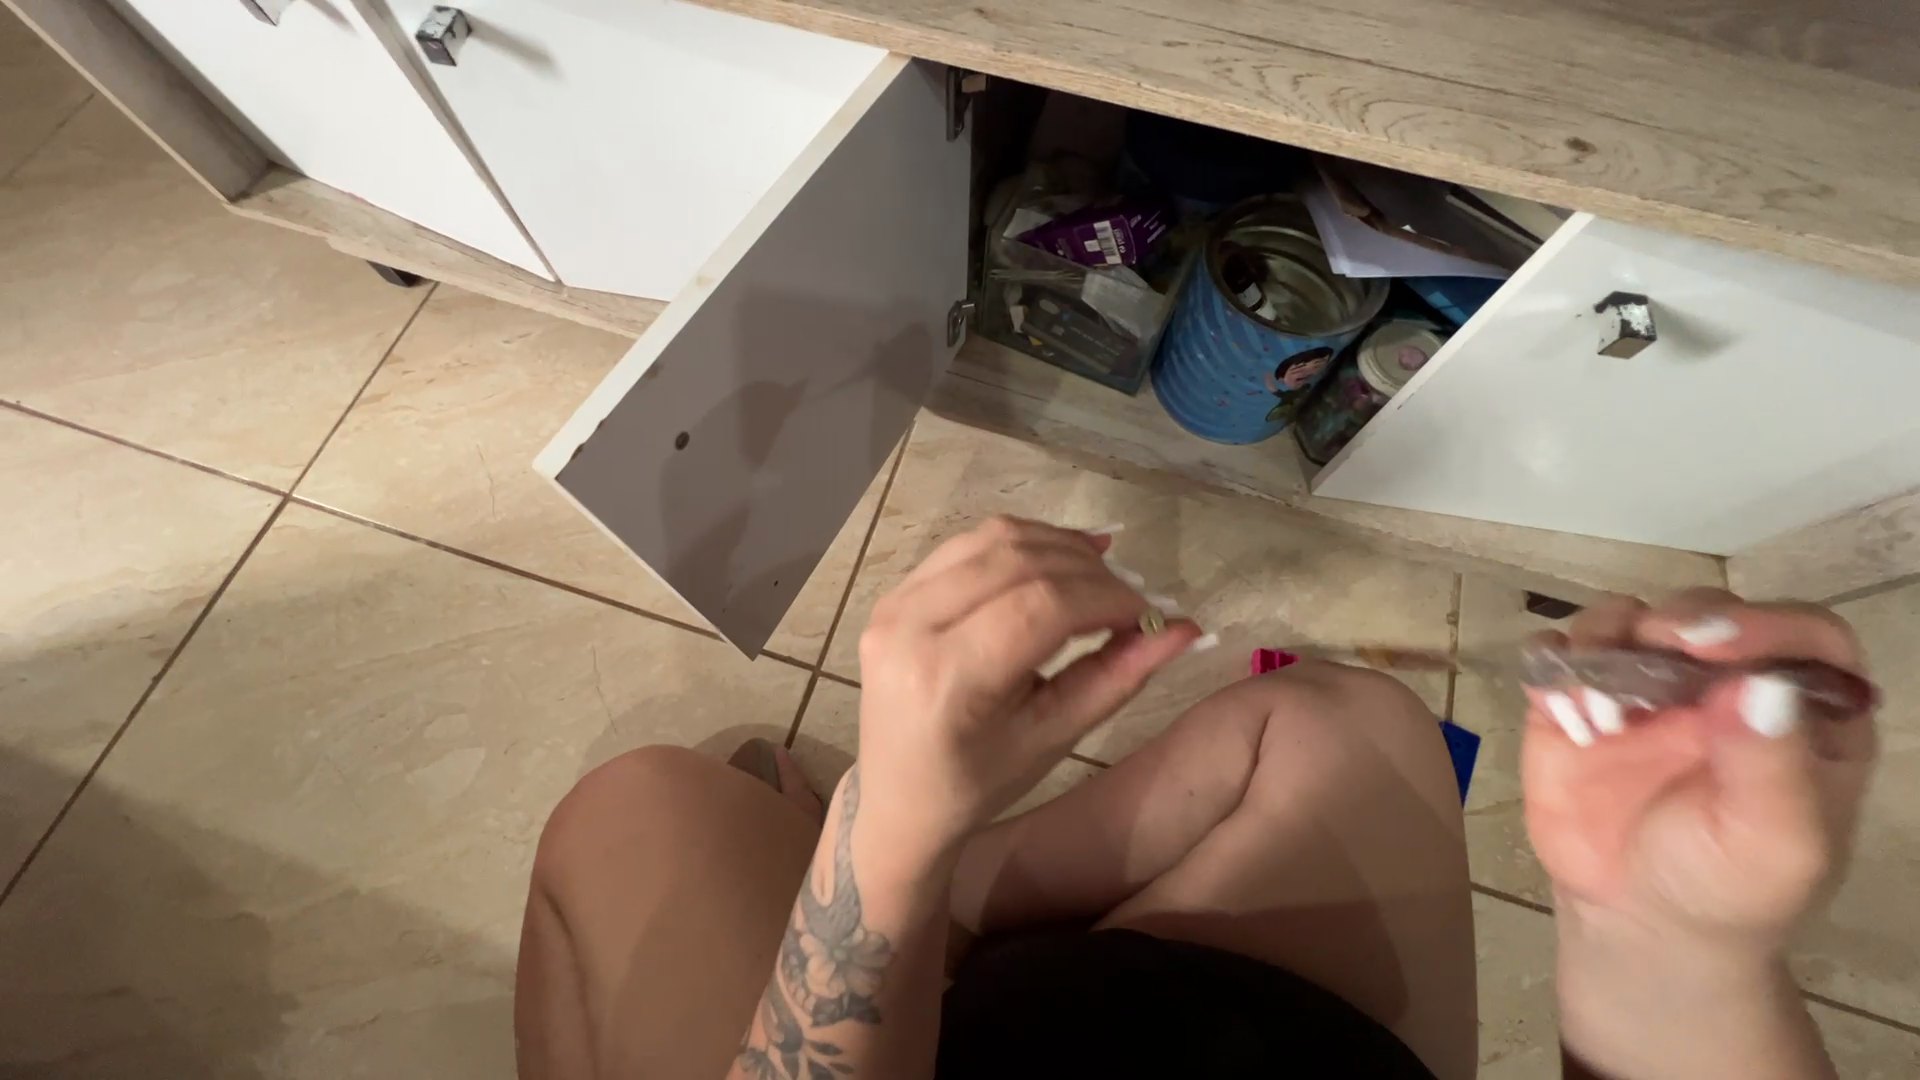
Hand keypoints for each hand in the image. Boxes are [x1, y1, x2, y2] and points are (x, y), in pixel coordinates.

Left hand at [854, 517, 1200, 856]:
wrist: (897, 795)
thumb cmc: (978, 783)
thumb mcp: (1052, 739)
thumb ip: (1116, 678)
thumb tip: (1182, 629)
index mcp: (946, 679)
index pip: (1040, 607)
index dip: (1106, 597)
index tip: (1149, 612)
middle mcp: (910, 626)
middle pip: (1017, 562)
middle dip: (1087, 570)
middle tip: (1130, 597)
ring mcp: (894, 603)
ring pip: (992, 540)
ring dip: (1055, 546)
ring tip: (1101, 570)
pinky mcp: (894, 593)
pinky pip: (966, 546)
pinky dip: (1020, 544)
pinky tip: (1056, 558)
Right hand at [1522, 589, 1878, 949]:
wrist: (1633, 915)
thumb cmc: (1723, 886)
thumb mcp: (1770, 841)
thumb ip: (1770, 764)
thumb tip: (1760, 684)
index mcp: (1794, 715)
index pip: (1800, 636)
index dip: (1763, 624)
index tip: (1710, 645)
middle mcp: (1712, 687)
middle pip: (1695, 611)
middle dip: (1669, 620)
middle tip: (1647, 648)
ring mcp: (1633, 690)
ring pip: (1614, 620)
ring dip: (1598, 646)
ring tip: (1597, 715)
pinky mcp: (1567, 702)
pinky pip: (1549, 654)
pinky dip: (1548, 668)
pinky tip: (1561, 718)